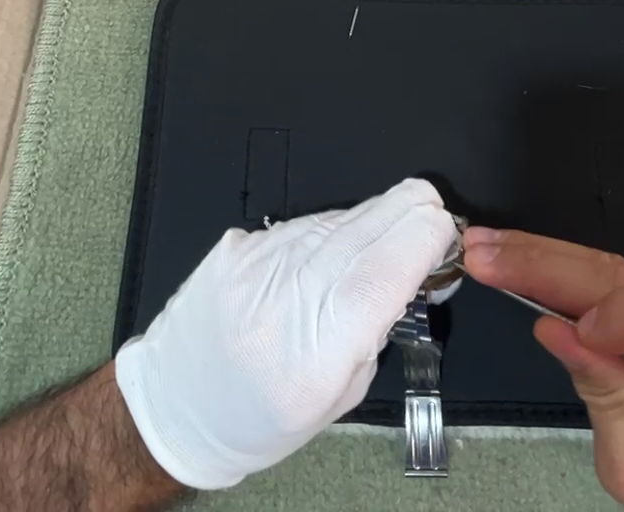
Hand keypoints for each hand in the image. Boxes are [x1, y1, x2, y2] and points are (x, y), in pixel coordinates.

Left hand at [114, 178, 457, 489]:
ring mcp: (259, 260)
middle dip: (411, 210)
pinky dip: (331, 229)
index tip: (444, 227)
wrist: (180, 399)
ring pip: (339, 216)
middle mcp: (287, 294)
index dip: (422, 238)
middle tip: (431, 213)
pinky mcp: (240, 242)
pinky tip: (331, 250)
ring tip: (383, 238)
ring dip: (373, 219)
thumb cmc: (260, 414)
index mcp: (319, 350)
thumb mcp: (339, 393)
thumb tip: (405, 267)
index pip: (384, 271)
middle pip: (367, 226)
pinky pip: (305, 221)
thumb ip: (375, 326)